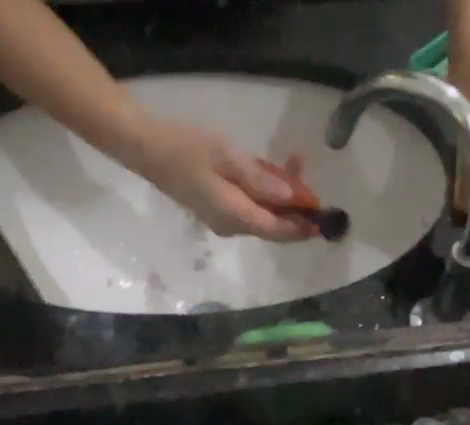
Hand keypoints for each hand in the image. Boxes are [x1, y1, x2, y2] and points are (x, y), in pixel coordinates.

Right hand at [120, 118, 317, 241]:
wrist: (146, 149)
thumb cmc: (187, 148)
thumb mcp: (228, 157)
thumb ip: (261, 179)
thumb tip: (290, 196)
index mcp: (235, 216)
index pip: (277, 230)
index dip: (301, 227)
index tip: (322, 218)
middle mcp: (231, 226)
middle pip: (271, 224)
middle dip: (294, 205)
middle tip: (308, 176)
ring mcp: (222, 219)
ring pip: (261, 214)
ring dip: (280, 196)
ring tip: (294, 164)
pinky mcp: (216, 208)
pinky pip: (248, 207)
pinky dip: (263, 193)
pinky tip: (270, 172)